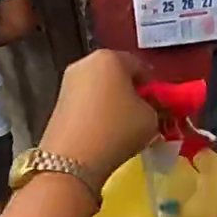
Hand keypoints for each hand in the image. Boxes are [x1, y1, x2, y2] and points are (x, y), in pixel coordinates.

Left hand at [38, 50, 159, 184]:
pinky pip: (86, 104)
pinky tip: (104, 134)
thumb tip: (148, 109)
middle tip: (143, 115)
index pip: (140, 66)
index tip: (159, 105)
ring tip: (123, 128)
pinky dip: (96, 114)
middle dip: (130, 93)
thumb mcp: (151, 118)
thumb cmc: (118, 129)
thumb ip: (154, 108)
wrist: (73, 159)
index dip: (153, 86)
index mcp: (110, 57)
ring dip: (112, 104)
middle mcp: (85, 63)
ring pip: (99, 90)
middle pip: (116, 75)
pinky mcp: (57, 104)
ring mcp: (67, 83)